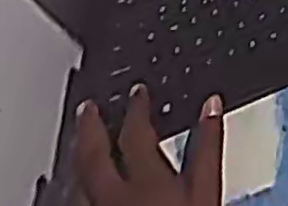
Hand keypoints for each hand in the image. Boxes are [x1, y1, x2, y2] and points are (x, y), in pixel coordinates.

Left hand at [71, 86, 223, 205]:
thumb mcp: (208, 193)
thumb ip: (208, 145)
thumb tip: (211, 103)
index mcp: (146, 183)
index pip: (136, 133)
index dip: (137, 107)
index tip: (137, 92)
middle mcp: (113, 202)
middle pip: (94, 157)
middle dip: (90, 128)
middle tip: (88, 107)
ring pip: (76, 187)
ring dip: (77, 162)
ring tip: (78, 147)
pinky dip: (76, 195)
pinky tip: (77, 195)